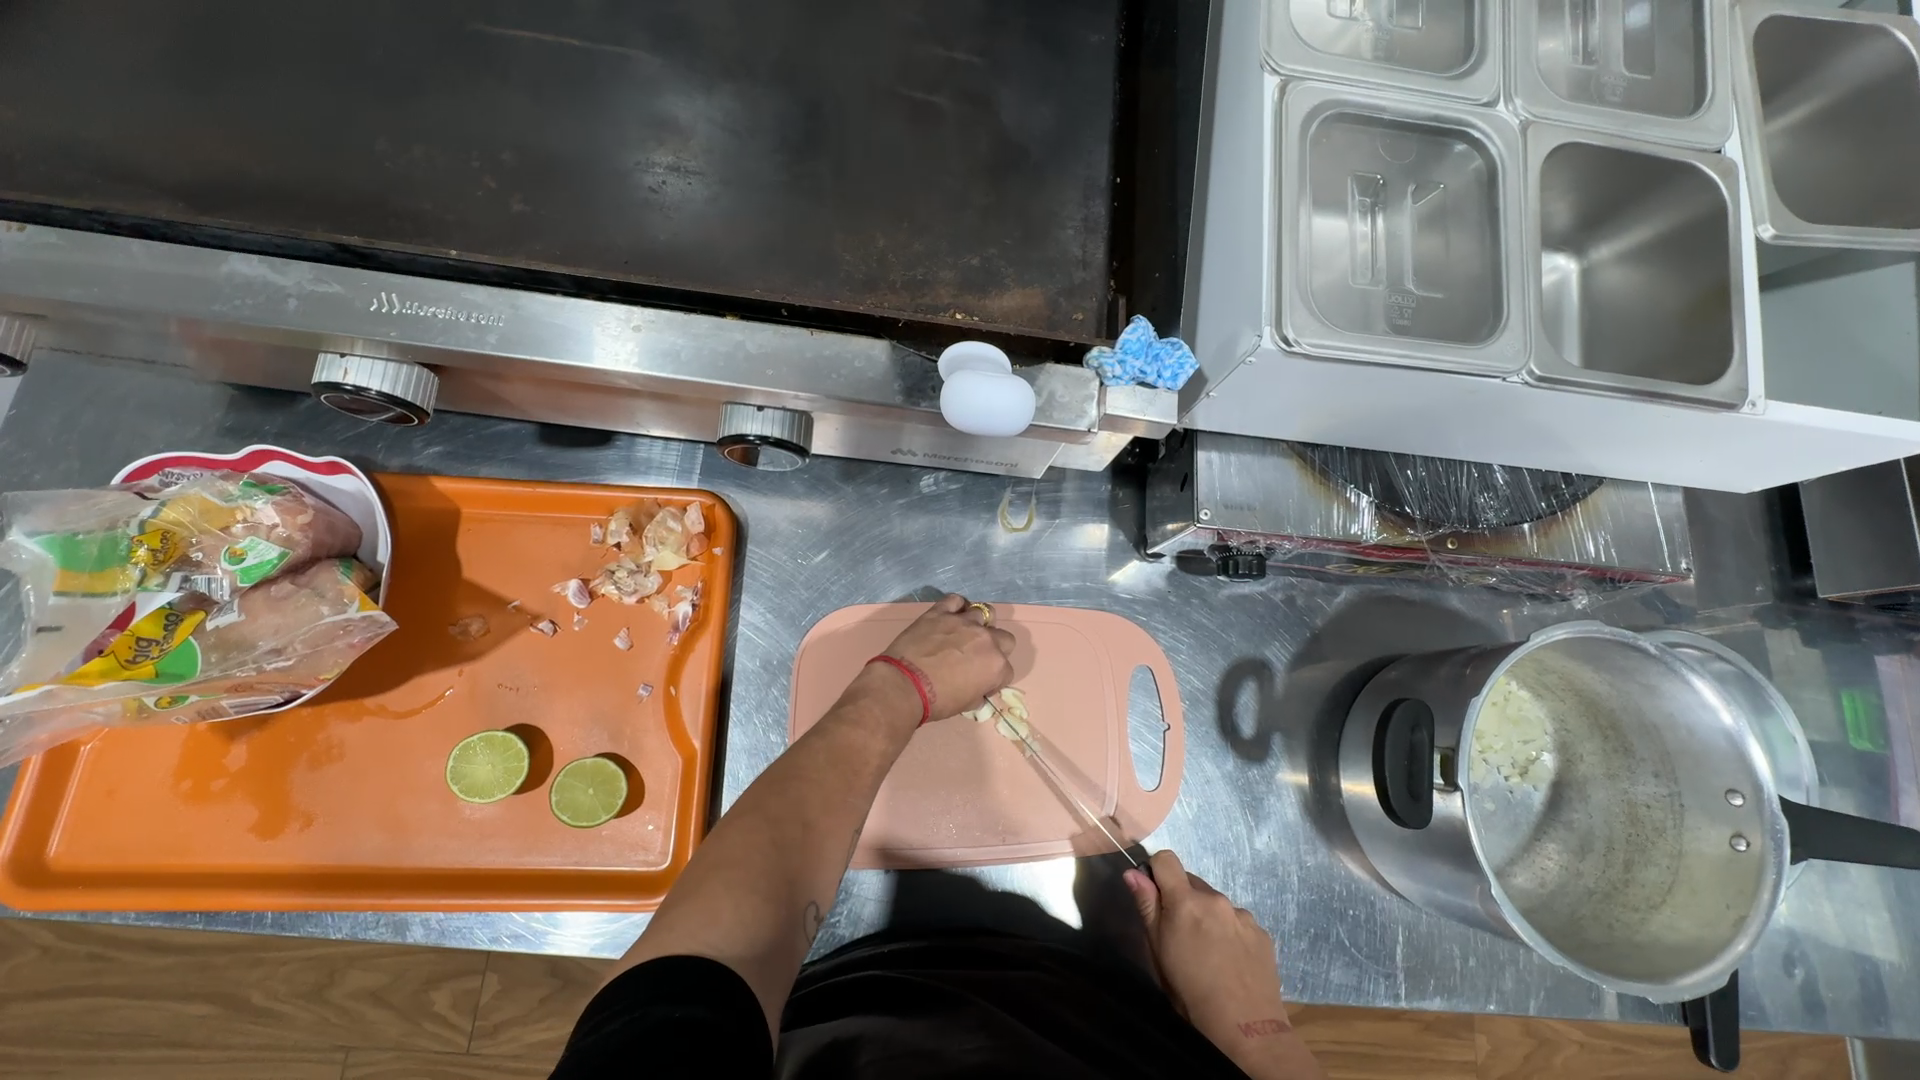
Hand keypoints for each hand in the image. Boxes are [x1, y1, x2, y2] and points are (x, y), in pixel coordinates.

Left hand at [878, 594, 1014, 718]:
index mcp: (996, 665)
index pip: (1006, 671)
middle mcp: (986, 639)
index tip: (980, 684)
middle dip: (995, 649)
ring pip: (984, 613)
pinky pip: (956, 600)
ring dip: (978, 625)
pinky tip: (951, 616)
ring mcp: (963, 622)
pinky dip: (957, 606)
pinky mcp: (940, 612)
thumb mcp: (966, 705)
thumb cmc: (937, 701)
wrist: (904, 685)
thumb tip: (977, 689)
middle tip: (976, 658)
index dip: (994, 679)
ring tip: (965, 634)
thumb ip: (978, 692)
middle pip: (1004, 638)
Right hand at [1126, 850, 1315, 1077]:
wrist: (1246, 1028)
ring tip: (1210, 954)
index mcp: (1186, 901)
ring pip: (1216, 904)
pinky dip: (1230, 933)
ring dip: (1208, 918)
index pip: (1167, 859)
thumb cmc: (1190, 992)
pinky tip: (1231, 962)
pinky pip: (1238, 922)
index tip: (1155, 895)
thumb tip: (1133, 872)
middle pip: (1192, 883)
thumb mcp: (1158, 951)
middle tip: (1181, 936)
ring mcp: (1243, 915)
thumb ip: (1147, 907)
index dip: (1157, 871)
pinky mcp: (1262, 932)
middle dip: (1183, 900)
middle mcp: (1216, 899)